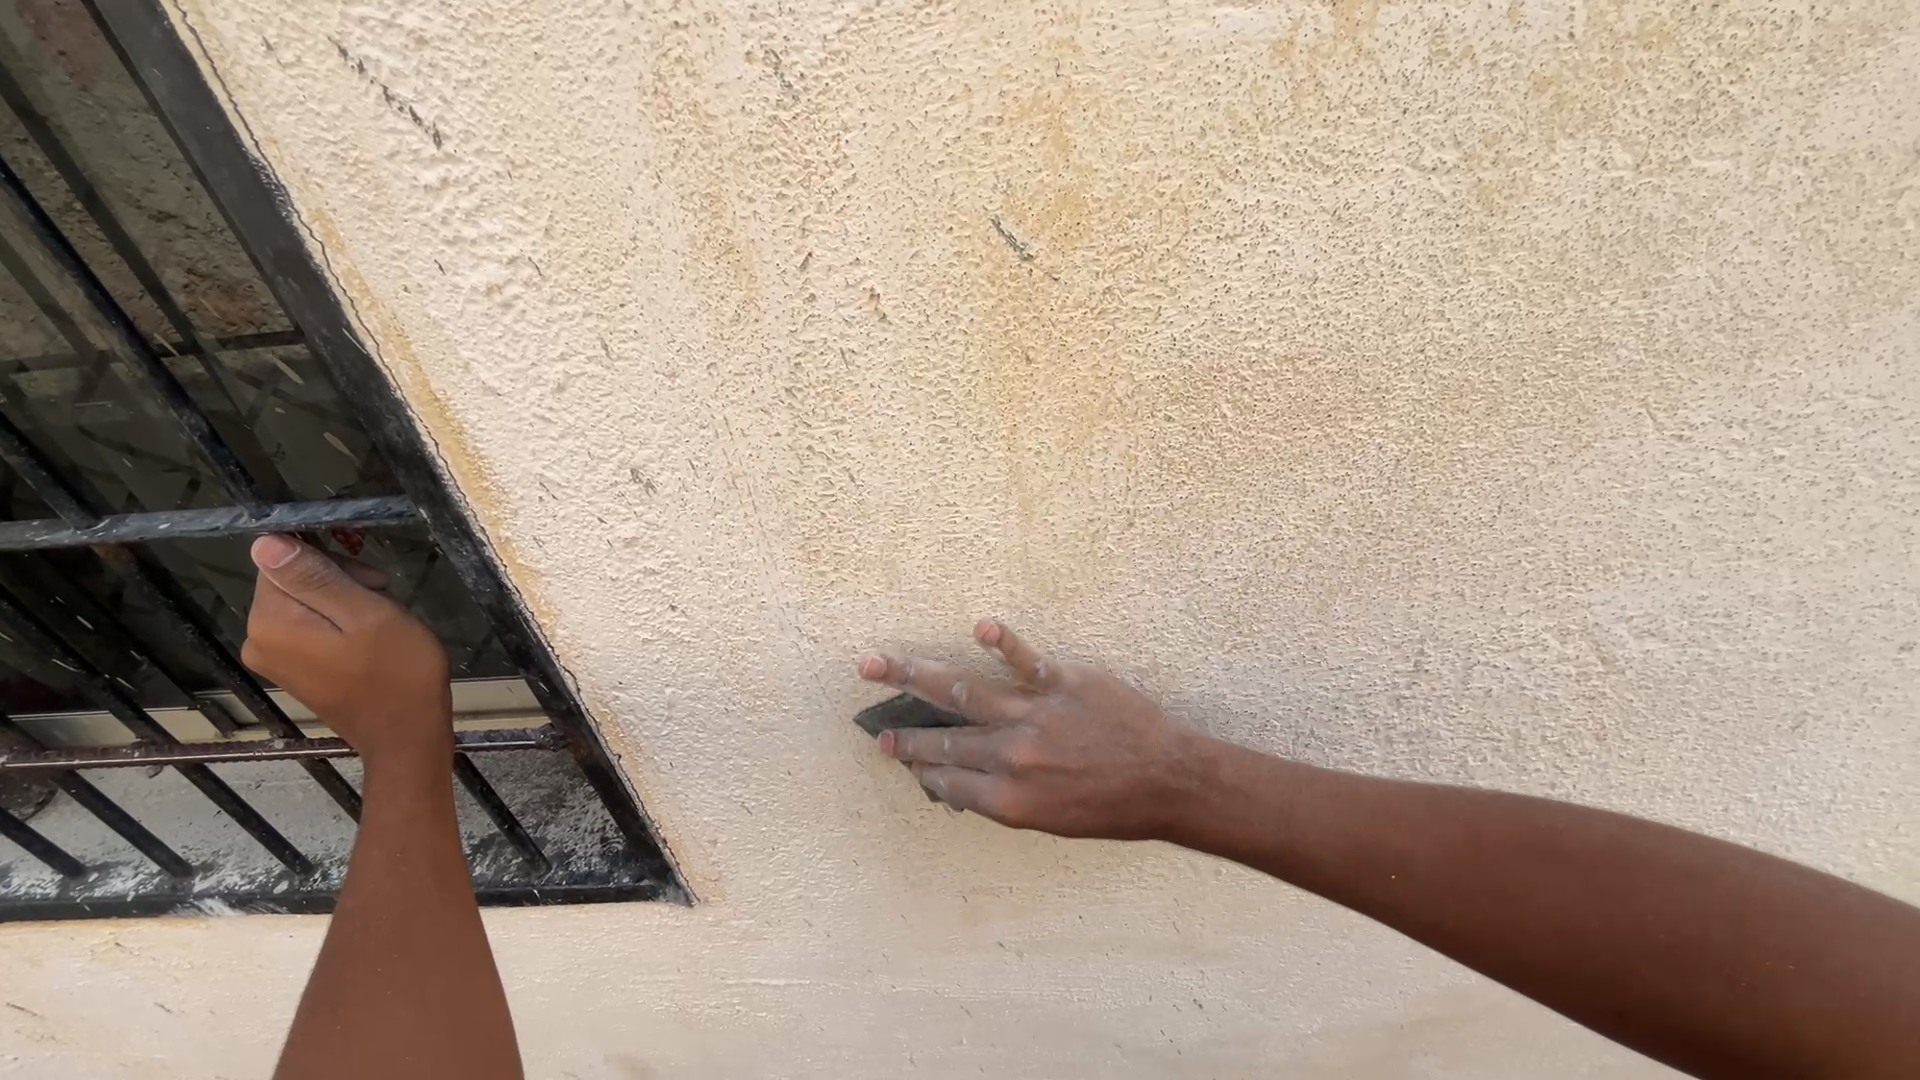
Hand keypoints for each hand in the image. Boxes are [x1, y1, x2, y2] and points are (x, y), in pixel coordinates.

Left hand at [241, 533, 452, 772]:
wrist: (406, 733)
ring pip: (304, 605)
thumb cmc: (397, 670)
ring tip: (382, 623)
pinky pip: (309, 629)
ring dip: (345, 603)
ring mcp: (273, 659)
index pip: (282, 561)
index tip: (375, 582)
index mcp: (271, 622)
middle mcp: (258, 639)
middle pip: (290, 583)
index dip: (333, 561)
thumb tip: (265, 541)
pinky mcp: (293, 671)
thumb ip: (316, 578)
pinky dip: (341, 625)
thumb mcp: (368, 614)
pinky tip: (370, 640)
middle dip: (340, 582)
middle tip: (385, 600)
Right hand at [857, 621, 1213, 839]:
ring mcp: (1034, 715)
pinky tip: (979, 627)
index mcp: (1008, 797)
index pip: (946, 780)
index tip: (898, 757)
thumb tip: (965, 785)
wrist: (1168, 782)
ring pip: (962, 692)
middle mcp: (1011, 755)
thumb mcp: (1052, 822)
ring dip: (914, 675)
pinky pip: (1024, 659)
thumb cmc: (1112, 808)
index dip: (919, 769)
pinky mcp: (1062, 682)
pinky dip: (1001, 641)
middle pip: (944, 740)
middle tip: (878, 731)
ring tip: (877, 664)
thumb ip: (1004, 800)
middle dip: (906, 737)